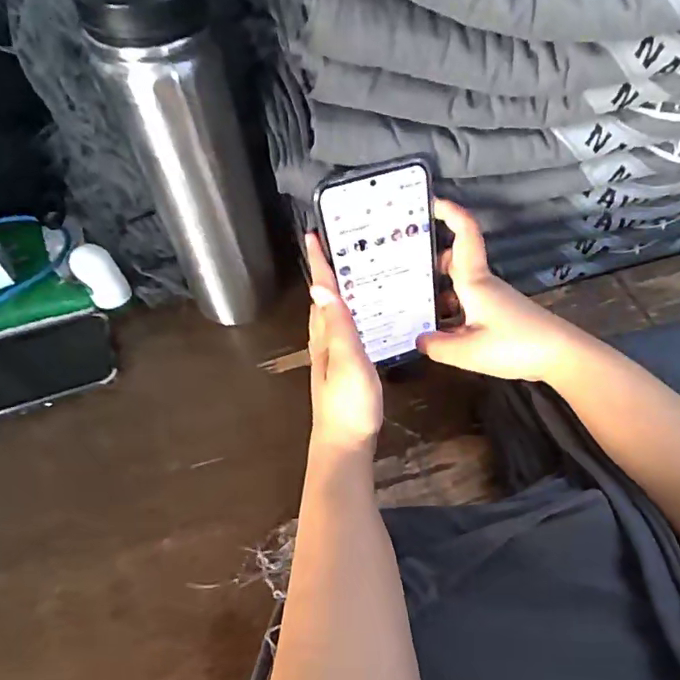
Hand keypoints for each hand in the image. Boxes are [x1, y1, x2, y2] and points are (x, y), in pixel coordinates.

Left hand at [303, 232, 383, 454]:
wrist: (345, 445)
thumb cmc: (349, 404)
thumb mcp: (348, 360)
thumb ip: (338, 326)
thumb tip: (320, 287)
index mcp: (324, 336)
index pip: (321, 293)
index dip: (319, 264)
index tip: (314, 235)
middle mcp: (323, 343)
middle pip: (323, 300)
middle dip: (327, 272)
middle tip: (338, 246)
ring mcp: (332, 357)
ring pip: (332, 316)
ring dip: (338, 292)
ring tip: (353, 273)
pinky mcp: (343, 369)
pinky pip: (344, 330)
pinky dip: (350, 315)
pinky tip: (365, 318)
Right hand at [416, 200, 589, 382]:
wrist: (562, 356)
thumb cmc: (517, 346)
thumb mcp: (469, 353)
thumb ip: (438, 346)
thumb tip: (418, 339)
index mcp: (475, 282)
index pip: (465, 235)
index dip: (450, 213)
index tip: (430, 201)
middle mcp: (483, 285)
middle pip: (455, 260)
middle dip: (430, 258)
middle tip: (402, 266)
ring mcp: (492, 300)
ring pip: (459, 286)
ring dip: (437, 290)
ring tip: (409, 304)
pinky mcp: (499, 315)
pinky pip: (467, 304)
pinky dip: (450, 311)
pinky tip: (437, 331)